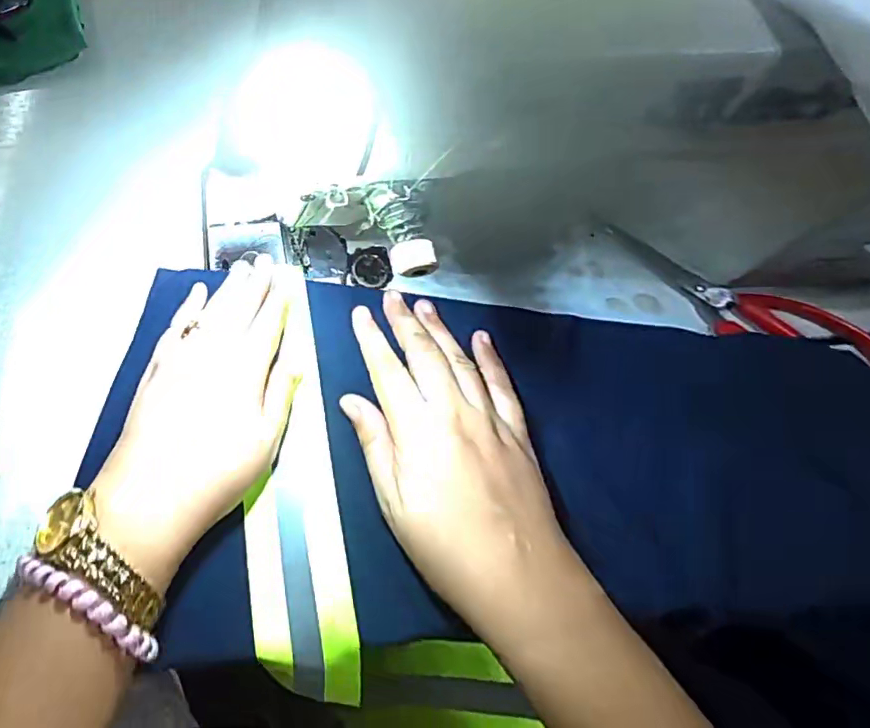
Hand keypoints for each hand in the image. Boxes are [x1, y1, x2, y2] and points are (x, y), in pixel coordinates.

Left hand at [90, 259, 297, 590]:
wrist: (147, 499)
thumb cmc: (215, 476)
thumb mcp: (265, 442)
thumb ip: (280, 393)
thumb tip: (293, 358)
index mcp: (245, 370)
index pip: (268, 325)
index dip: (279, 301)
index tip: (287, 281)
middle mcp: (213, 355)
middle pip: (239, 310)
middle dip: (256, 284)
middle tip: (266, 262)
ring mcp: (182, 359)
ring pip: (211, 313)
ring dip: (228, 289)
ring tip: (241, 270)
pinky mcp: (157, 370)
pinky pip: (176, 328)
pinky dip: (188, 309)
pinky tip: (197, 296)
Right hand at [341, 292, 589, 637]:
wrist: (518, 573)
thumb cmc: (444, 546)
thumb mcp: (395, 504)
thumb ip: (375, 445)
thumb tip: (351, 401)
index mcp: (417, 430)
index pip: (389, 373)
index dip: (373, 341)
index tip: (362, 315)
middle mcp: (453, 411)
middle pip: (425, 356)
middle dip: (405, 323)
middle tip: (391, 297)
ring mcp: (488, 417)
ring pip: (461, 361)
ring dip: (442, 330)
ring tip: (426, 307)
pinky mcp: (517, 429)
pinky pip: (501, 383)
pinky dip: (491, 357)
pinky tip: (482, 338)